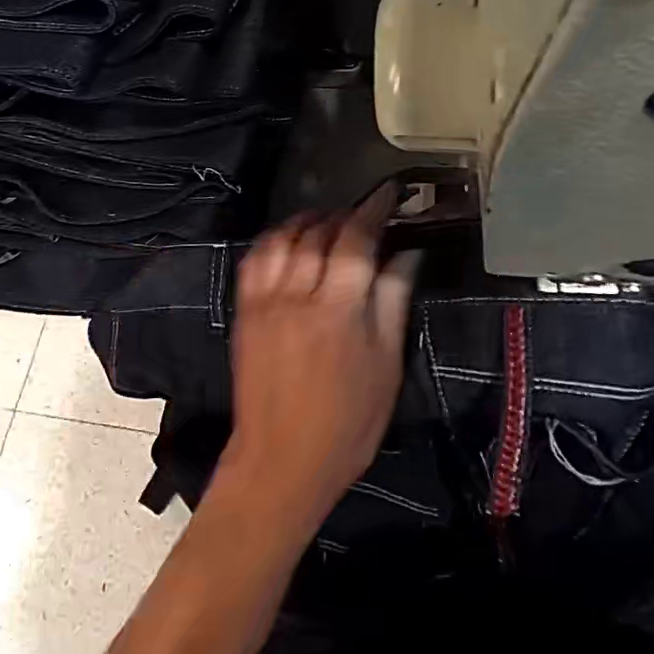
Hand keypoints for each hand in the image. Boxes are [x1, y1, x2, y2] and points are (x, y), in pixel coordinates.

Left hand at [216, 185, 420, 526]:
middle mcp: (298, 294)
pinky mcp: (245, 312)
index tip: (388, 192)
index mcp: (340, 308)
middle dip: (344, 214)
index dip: (374, 208)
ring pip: (284, 238)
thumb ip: (394, 300)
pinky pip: (254, 258)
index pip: (356, 238)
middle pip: (320, 232)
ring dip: (308, 220)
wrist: (282, 462)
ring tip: (328, 221)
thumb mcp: (387, 364)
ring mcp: (265, 301)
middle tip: (364, 215)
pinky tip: (289, 241)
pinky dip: (273, 239)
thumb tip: (408, 253)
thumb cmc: (348, 421)